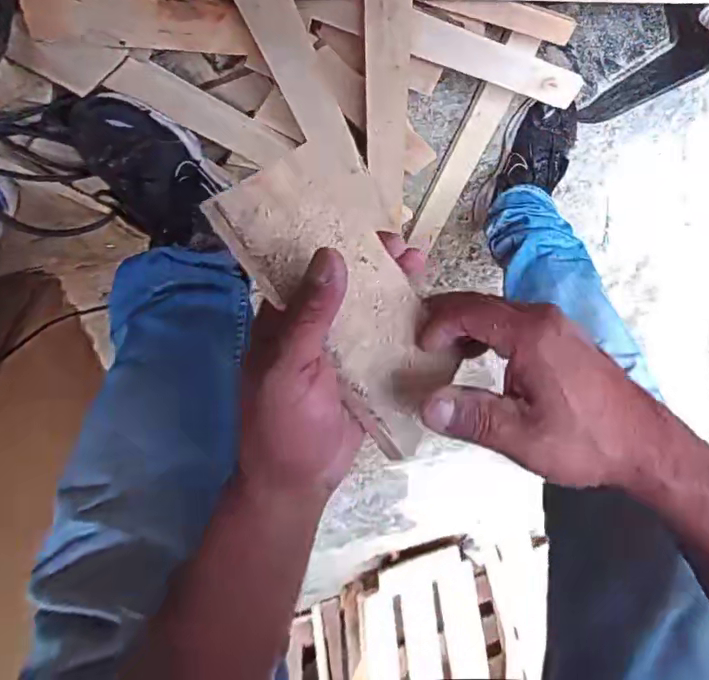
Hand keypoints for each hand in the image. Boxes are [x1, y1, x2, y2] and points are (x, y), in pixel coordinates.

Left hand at [236, 236, 426, 497]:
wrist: (298, 484)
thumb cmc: (279, 423)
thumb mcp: (287, 366)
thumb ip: (309, 315)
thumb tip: (330, 256)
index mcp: (284, 317)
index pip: (306, 268)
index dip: (332, 242)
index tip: (361, 225)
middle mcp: (315, 325)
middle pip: (346, 282)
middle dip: (372, 260)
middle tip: (400, 243)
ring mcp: (343, 346)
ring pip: (370, 305)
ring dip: (393, 284)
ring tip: (417, 262)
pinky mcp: (367, 367)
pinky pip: (388, 336)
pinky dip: (407, 320)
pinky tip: (429, 306)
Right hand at [418, 293, 674, 489]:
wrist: (647, 445)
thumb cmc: (588, 441)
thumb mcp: (524, 437)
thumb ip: (473, 418)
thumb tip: (427, 405)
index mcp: (531, 333)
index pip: (470, 311)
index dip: (438, 323)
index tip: (419, 346)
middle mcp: (543, 317)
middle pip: (482, 303)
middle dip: (448, 318)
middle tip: (421, 340)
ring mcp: (557, 323)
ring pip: (499, 310)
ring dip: (468, 324)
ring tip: (444, 350)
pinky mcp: (564, 336)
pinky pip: (516, 320)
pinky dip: (489, 331)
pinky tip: (482, 356)